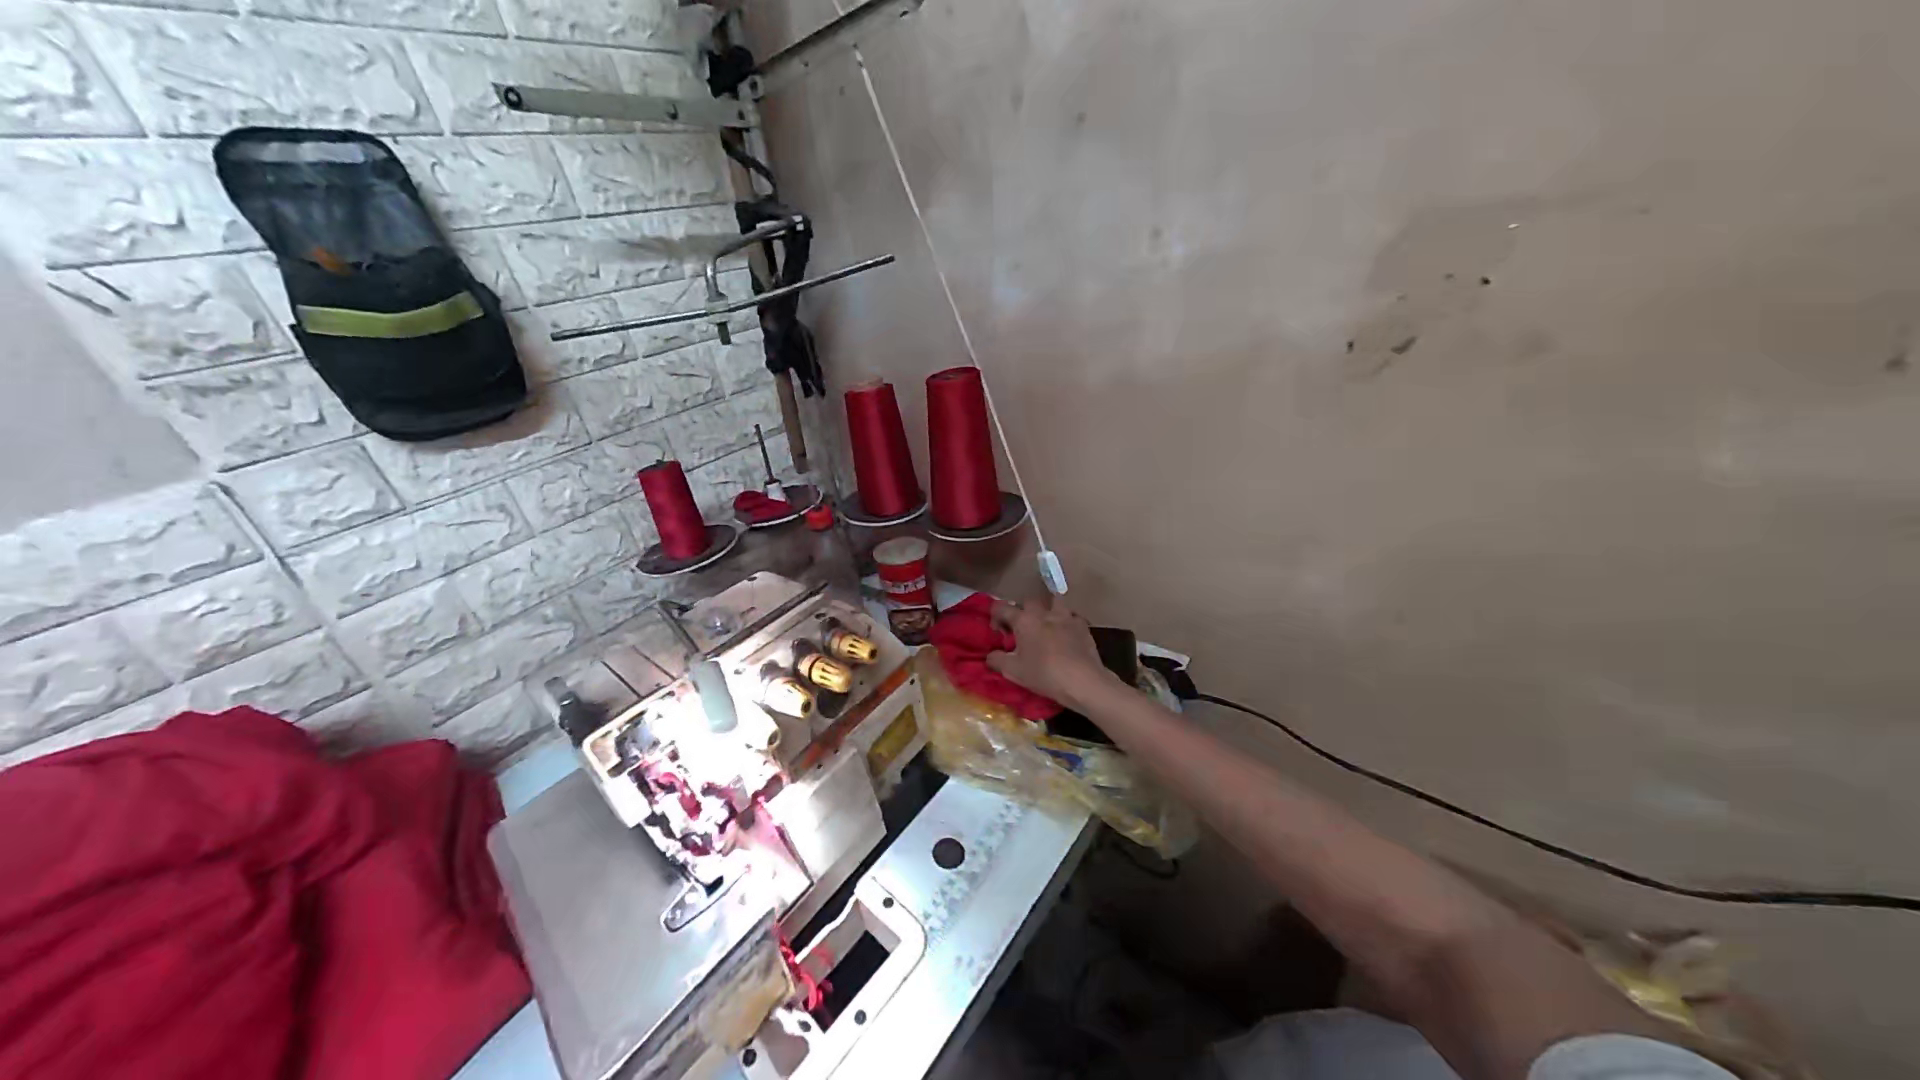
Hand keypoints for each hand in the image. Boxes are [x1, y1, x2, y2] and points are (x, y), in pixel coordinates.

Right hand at [986, 596, 1121, 708]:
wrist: (1082, 681)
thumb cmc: (1044, 674)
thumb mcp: (1013, 672)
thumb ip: (997, 660)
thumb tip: (991, 655)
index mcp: (1024, 620)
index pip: (1002, 607)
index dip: (996, 617)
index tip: (998, 632)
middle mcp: (1044, 613)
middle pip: (1029, 601)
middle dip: (1022, 611)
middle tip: (1022, 629)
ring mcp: (1066, 617)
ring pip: (1054, 603)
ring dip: (1048, 611)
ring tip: (1047, 626)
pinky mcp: (1083, 626)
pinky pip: (1072, 618)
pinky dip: (1067, 624)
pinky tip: (1068, 637)